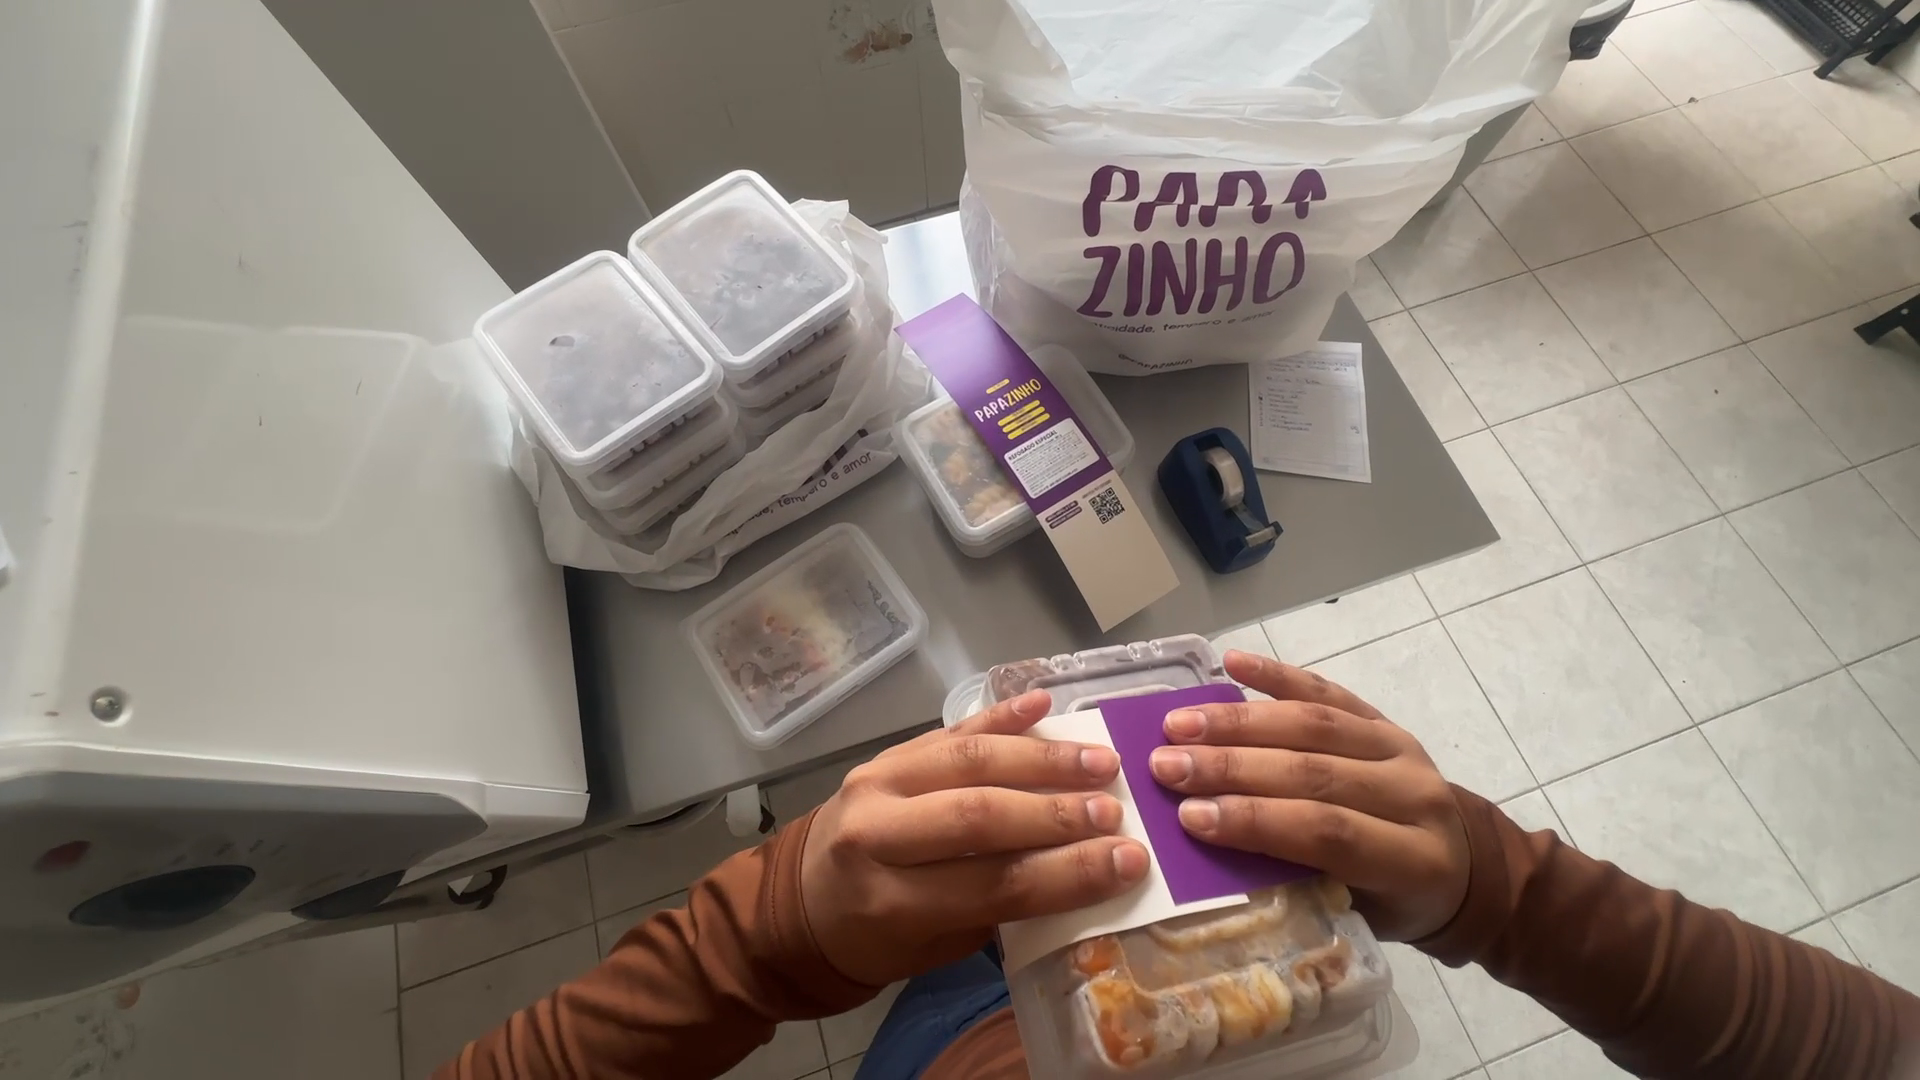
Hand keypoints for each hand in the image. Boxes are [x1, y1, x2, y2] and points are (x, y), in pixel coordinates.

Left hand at [800, 691, 1150, 985]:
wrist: (797, 900)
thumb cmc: (873, 940)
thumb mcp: (930, 949)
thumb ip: (995, 909)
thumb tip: (1080, 869)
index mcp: (889, 902)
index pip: (993, 884)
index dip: (1067, 874)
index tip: (1129, 861)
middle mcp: (878, 833)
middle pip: (980, 814)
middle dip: (1057, 813)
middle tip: (1116, 809)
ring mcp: (878, 781)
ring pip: (969, 760)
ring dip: (1040, 758)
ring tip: (1098, 760)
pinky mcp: (886, 753)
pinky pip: (950, 730)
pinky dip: (999, 714)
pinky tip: (1041, 703)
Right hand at [1147, 650, 1469, 941]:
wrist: (1467, 872)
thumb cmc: (1396, 903)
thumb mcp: (1357, 912)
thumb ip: (1296, 878)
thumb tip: (1210, 840)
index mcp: (1413, 859)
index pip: (1327, 832)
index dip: (1255, 821)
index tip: (1188, 816)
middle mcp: (1412, 794)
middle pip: (1311, 770)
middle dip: (1229, 767)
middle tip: (1165, 765)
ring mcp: (1398, 747)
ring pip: (1311, 723)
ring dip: (1237, 722)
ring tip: (1178, 723)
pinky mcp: (1382, 717)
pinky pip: (1324, 689)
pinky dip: (1274, 673)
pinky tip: (1230, 662)